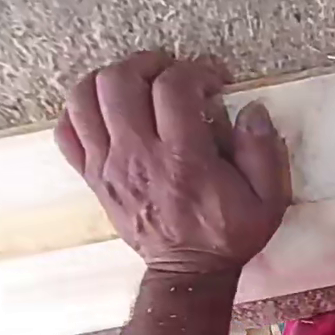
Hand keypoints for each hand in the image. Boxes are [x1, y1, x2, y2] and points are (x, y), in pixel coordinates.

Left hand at [56, 51, 291, 276]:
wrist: (190, 271)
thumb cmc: (231, 234)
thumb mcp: (268, 198)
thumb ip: (263, 151)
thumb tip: (253, 111)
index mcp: (184, 158)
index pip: (175, 87)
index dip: (196, 70)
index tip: (215, 79)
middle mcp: (138, 155)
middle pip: (120, 80)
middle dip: (149, 64)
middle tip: (173, 71)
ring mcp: (108, 165)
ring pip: (83, 96)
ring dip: (110, 78)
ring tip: (138, 83)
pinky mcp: (92, 177)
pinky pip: (67, 129)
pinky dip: (82, 109)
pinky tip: (108, 111)